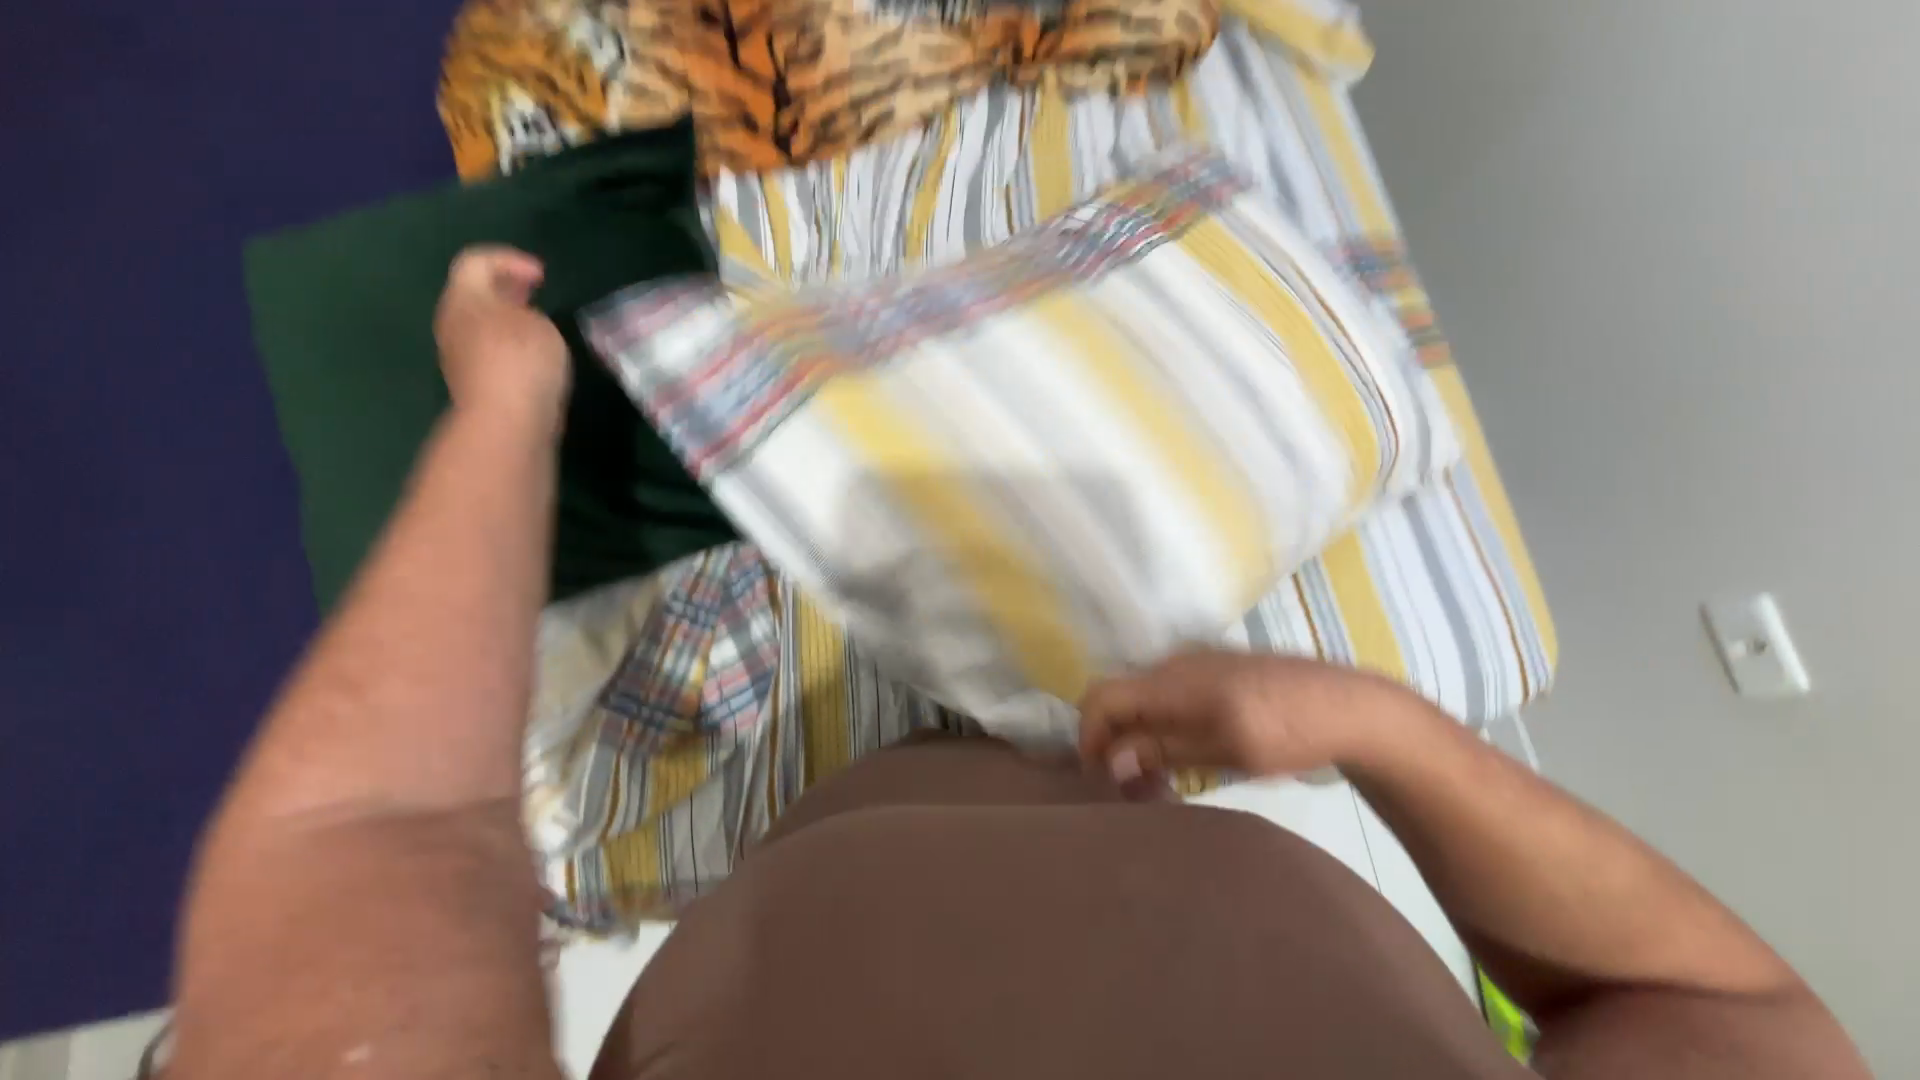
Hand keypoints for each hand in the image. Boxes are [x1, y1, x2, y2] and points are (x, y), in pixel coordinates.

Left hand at [433, 246, 569, 436]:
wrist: (505, 421)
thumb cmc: (521, 360)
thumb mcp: (539, 323)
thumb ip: (529, 312)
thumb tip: (520, 321)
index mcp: (464, 299)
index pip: (476, 262)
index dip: (508, 260)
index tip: (541, 275)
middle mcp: (452, 323)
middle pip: (473, 294)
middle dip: (505, 289)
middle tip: (533, 291)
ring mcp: (459, 357)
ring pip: (480, 324)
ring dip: (507, 319)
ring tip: (538, 324)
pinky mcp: (473, 384)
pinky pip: (489, 352)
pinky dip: (509, 346)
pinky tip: (534, 358)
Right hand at [1076, 649, 1408, 782]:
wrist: (1354, 709)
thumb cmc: (1290, 732)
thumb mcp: (1226, 750)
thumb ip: (1164, 749)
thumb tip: (1110, 758)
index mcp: (1173, 680)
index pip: (1101, 697)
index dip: (1089, 737)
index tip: (1102, 780)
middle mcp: (1175, 664)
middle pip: (1118, 699)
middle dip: (1114, 744)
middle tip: (1134, 791)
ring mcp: (1196, 666)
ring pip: (1142, 701)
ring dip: (1138, 740)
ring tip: (1160, 783)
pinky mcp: (1216, 674)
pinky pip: (1167, 698)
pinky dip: (1161, 729)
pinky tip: (1184, 759)